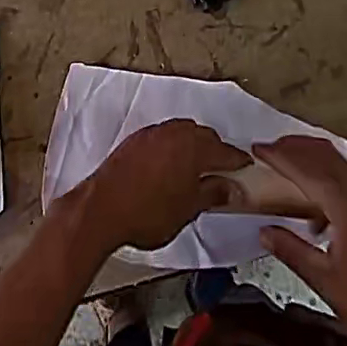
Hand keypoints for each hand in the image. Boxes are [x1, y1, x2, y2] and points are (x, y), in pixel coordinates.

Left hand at [74, 119, 250, 252]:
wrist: (101, 209)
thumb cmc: (146, 213)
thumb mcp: (188, 210)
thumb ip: (213, 194)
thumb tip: (230, 188)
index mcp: (195, 148)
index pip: (226, 151)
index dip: (238, 161)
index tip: (244, 167)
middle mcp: (176, 133)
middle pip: (205, 136)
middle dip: (216, 151)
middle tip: (222, 171)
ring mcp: (154, 133)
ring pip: (183, 132)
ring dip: (193, 145)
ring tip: (195, 168)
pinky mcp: (136, 139)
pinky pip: (163, 136)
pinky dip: (172, 146)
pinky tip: (169, 165)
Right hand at [253, 137, 346, 345]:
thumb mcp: (326, 283)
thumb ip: (293, 251)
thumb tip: (264, 230)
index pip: (309, 172)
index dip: (281, 157)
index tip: (257, 148)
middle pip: (329, 158)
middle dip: (299, 147)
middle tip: (270, 146)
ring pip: (341, 170)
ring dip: (314, 161)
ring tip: (287, 167)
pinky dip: (328, 182)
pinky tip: (314, 212)